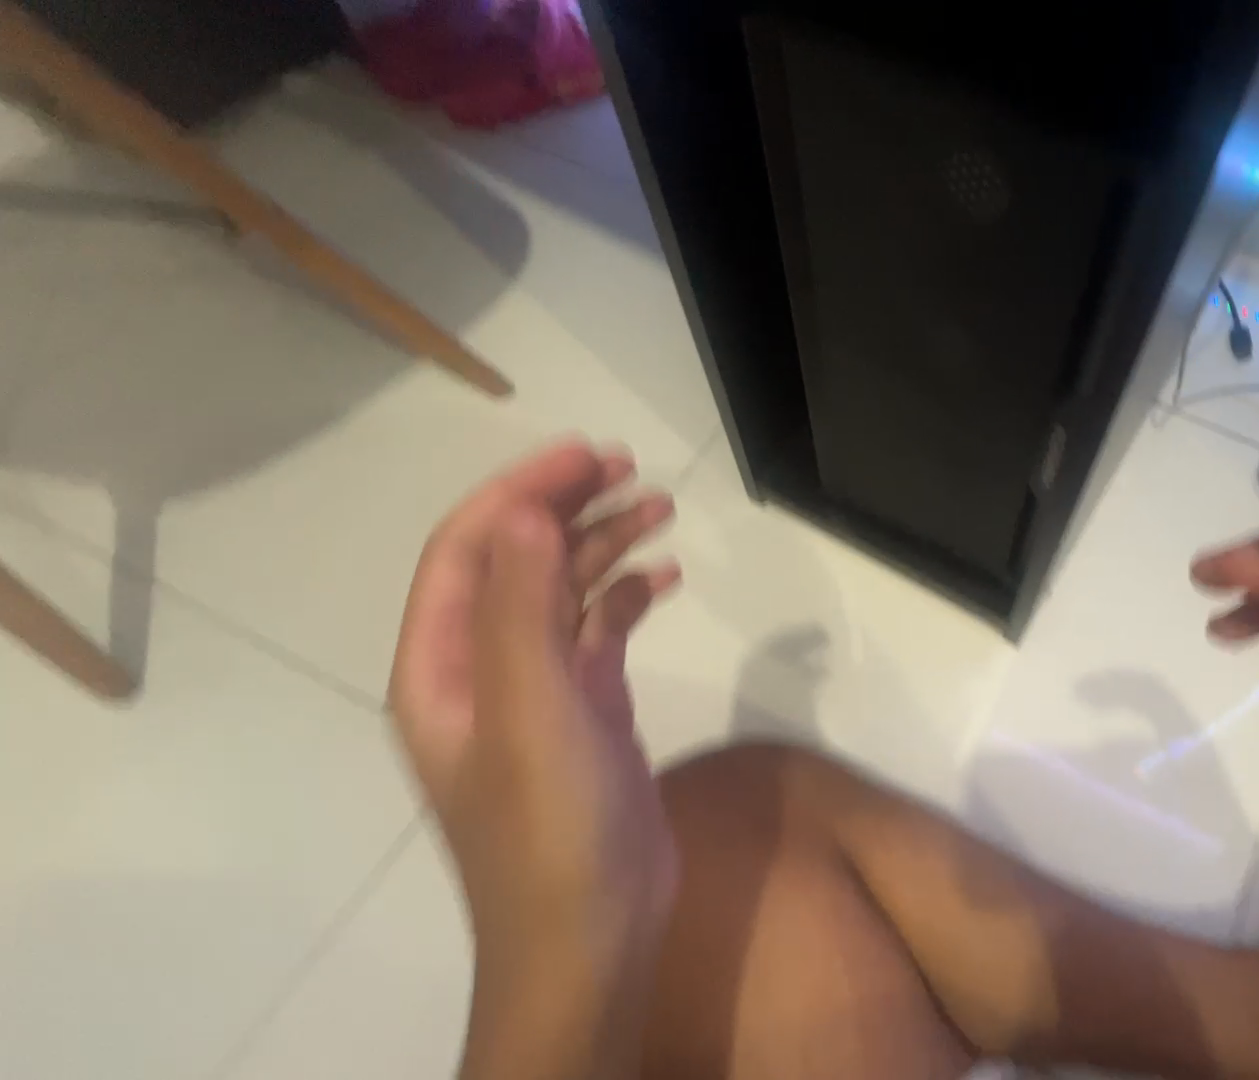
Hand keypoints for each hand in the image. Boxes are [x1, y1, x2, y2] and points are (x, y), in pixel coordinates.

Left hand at [388, 441, 681, 1030]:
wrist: (594, 927)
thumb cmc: (551, 824)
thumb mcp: (532, 711)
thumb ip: (522, 610)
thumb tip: (528, 513)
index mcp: (445, 664)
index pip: (470, 551)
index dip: (521, 493)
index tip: (587, 455)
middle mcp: (484, 667)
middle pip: (520, 561)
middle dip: (569, 507)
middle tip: (631, 469)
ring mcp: (540, 688)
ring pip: (566, 591)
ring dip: (608, 545)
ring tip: (663, 508)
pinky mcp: (590, 708)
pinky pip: (603, 630)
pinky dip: (632, 596)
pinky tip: (667, 577)